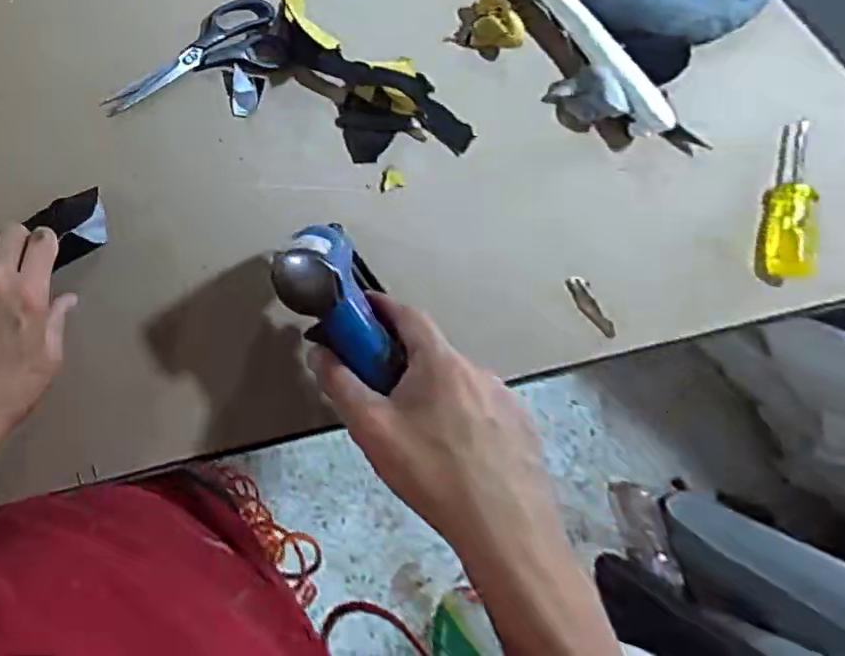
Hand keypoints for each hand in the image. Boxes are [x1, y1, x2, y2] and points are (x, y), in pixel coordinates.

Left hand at [0, 224, 78, 456]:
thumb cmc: (12, 389)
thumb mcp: (49, 360)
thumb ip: (58, 321)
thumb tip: (68, 298)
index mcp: (31, 294)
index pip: (42, 241)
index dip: (46, 241)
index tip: (44, 250)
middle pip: (12, 231)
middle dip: (21, 241)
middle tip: (19, 259)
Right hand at [309, 294, 562, 565]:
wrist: (511, 540)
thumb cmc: (433, 474)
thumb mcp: (368, 425)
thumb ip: (337, 380)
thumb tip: (319, 352)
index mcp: (441, 362)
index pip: (407, 313)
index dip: (377, 305)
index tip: (354, 311)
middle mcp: (478, 373)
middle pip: (428, 349)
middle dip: (394, 355)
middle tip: (369, 381)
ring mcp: (508, 402)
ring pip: (453, 379)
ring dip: (425, 386)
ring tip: (406, 424)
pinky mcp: (524, 432)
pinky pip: (478, 405)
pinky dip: (453, 410)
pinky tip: (443, 447)